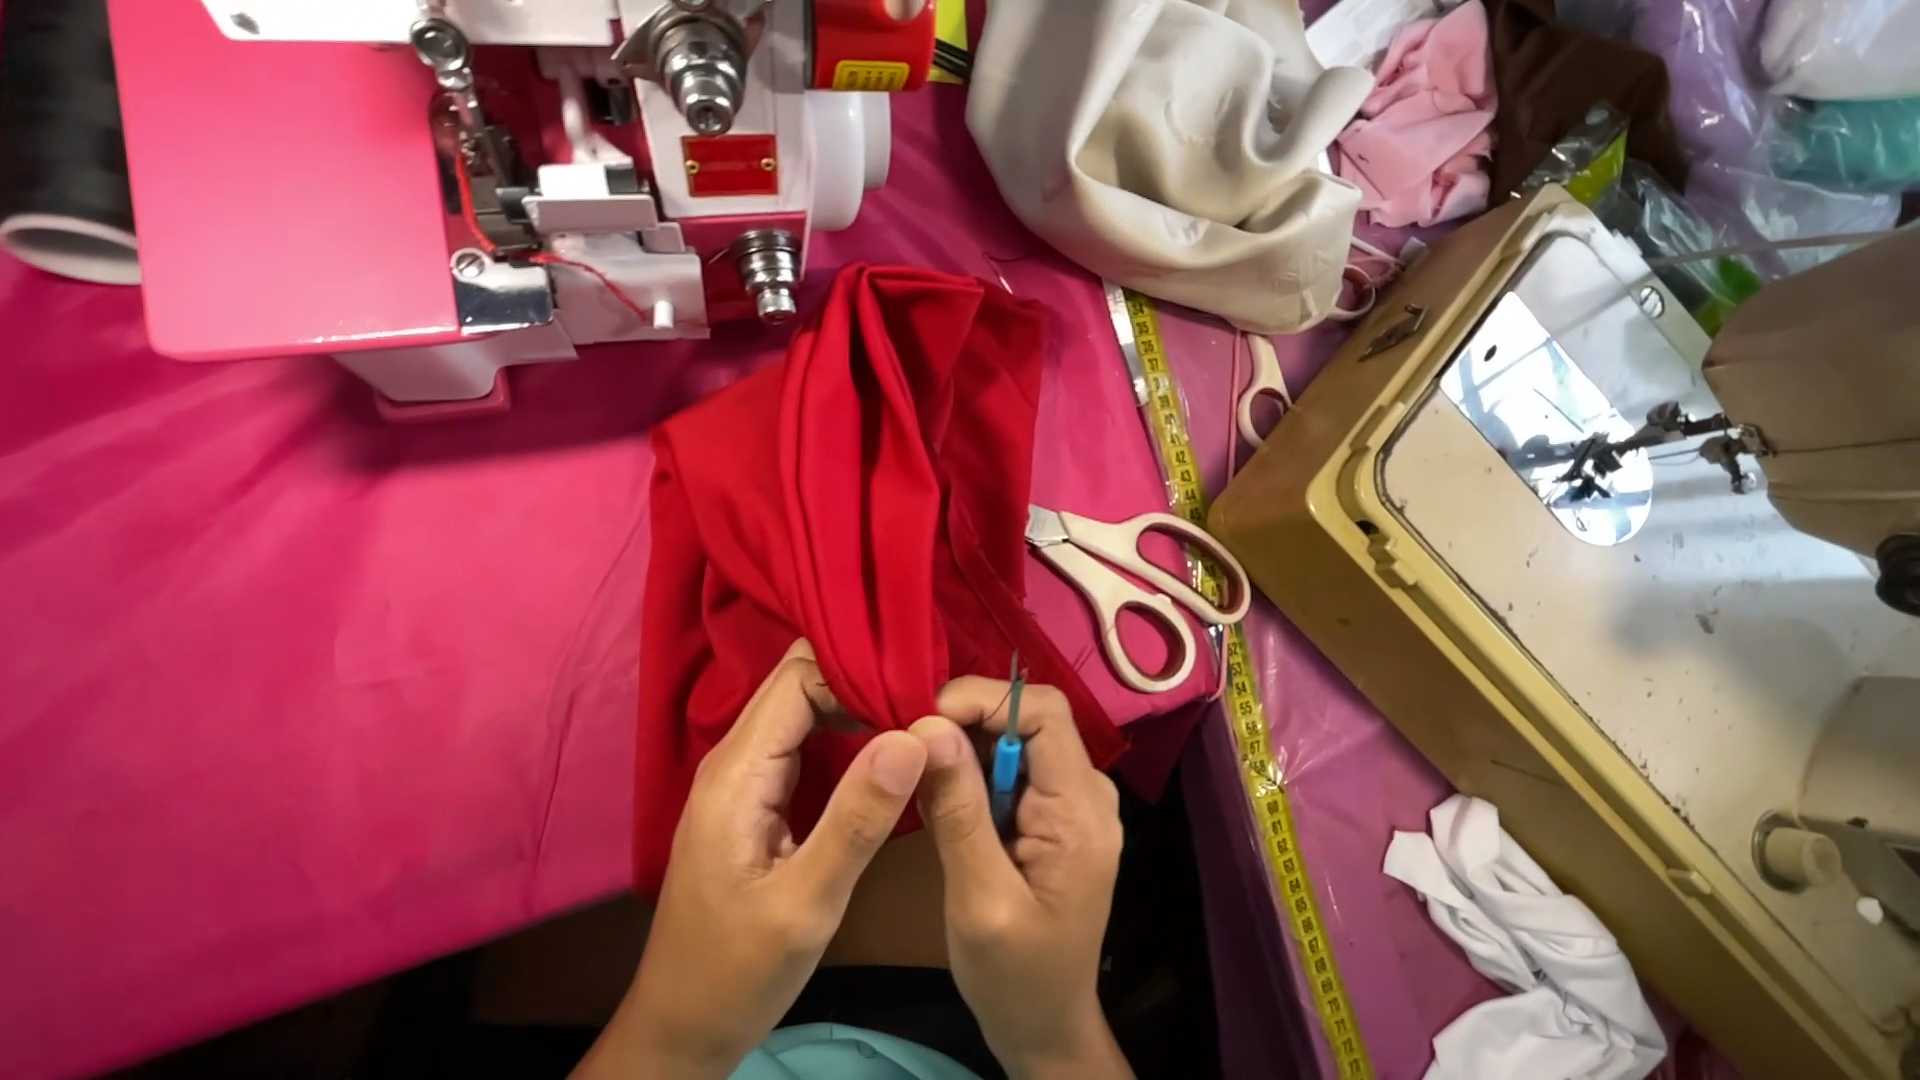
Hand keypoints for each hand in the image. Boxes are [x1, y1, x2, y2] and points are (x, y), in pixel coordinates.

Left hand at [578, 640, 929, 1078]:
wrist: (681, 1025)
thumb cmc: (737, 971)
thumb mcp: (807, 903)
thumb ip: (858, 819)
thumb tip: (913, 737)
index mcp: (738, 773)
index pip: (799, 679)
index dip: (857, 674)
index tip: (917, 693)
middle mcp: (735, 760)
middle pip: (798, 683)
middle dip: (860, 680)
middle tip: (926, 699)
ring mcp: (743, 778)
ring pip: (801, 709)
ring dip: (856, 704)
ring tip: (916, 715)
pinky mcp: (756, 798)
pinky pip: (802, 741)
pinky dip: (845, 733)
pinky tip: (885, 747)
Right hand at [910, 678, 1133, 1079]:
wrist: (1044, 1023)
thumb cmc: (1016, 975)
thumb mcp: (979, 900)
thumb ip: (958, 811)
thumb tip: (930, 728)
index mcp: (1081, 810)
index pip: (1044, 713)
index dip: (983, 699)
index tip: (922, 719)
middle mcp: (1085, 792)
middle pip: (1028, 718)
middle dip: (965, 721)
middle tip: (907, 746)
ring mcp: (1070, 801)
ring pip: (1015, 738)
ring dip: (963, 746)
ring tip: (917, 775)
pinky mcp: (1051, 812)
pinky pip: (1011, 767)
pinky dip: (970, 771)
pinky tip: (939, 798)